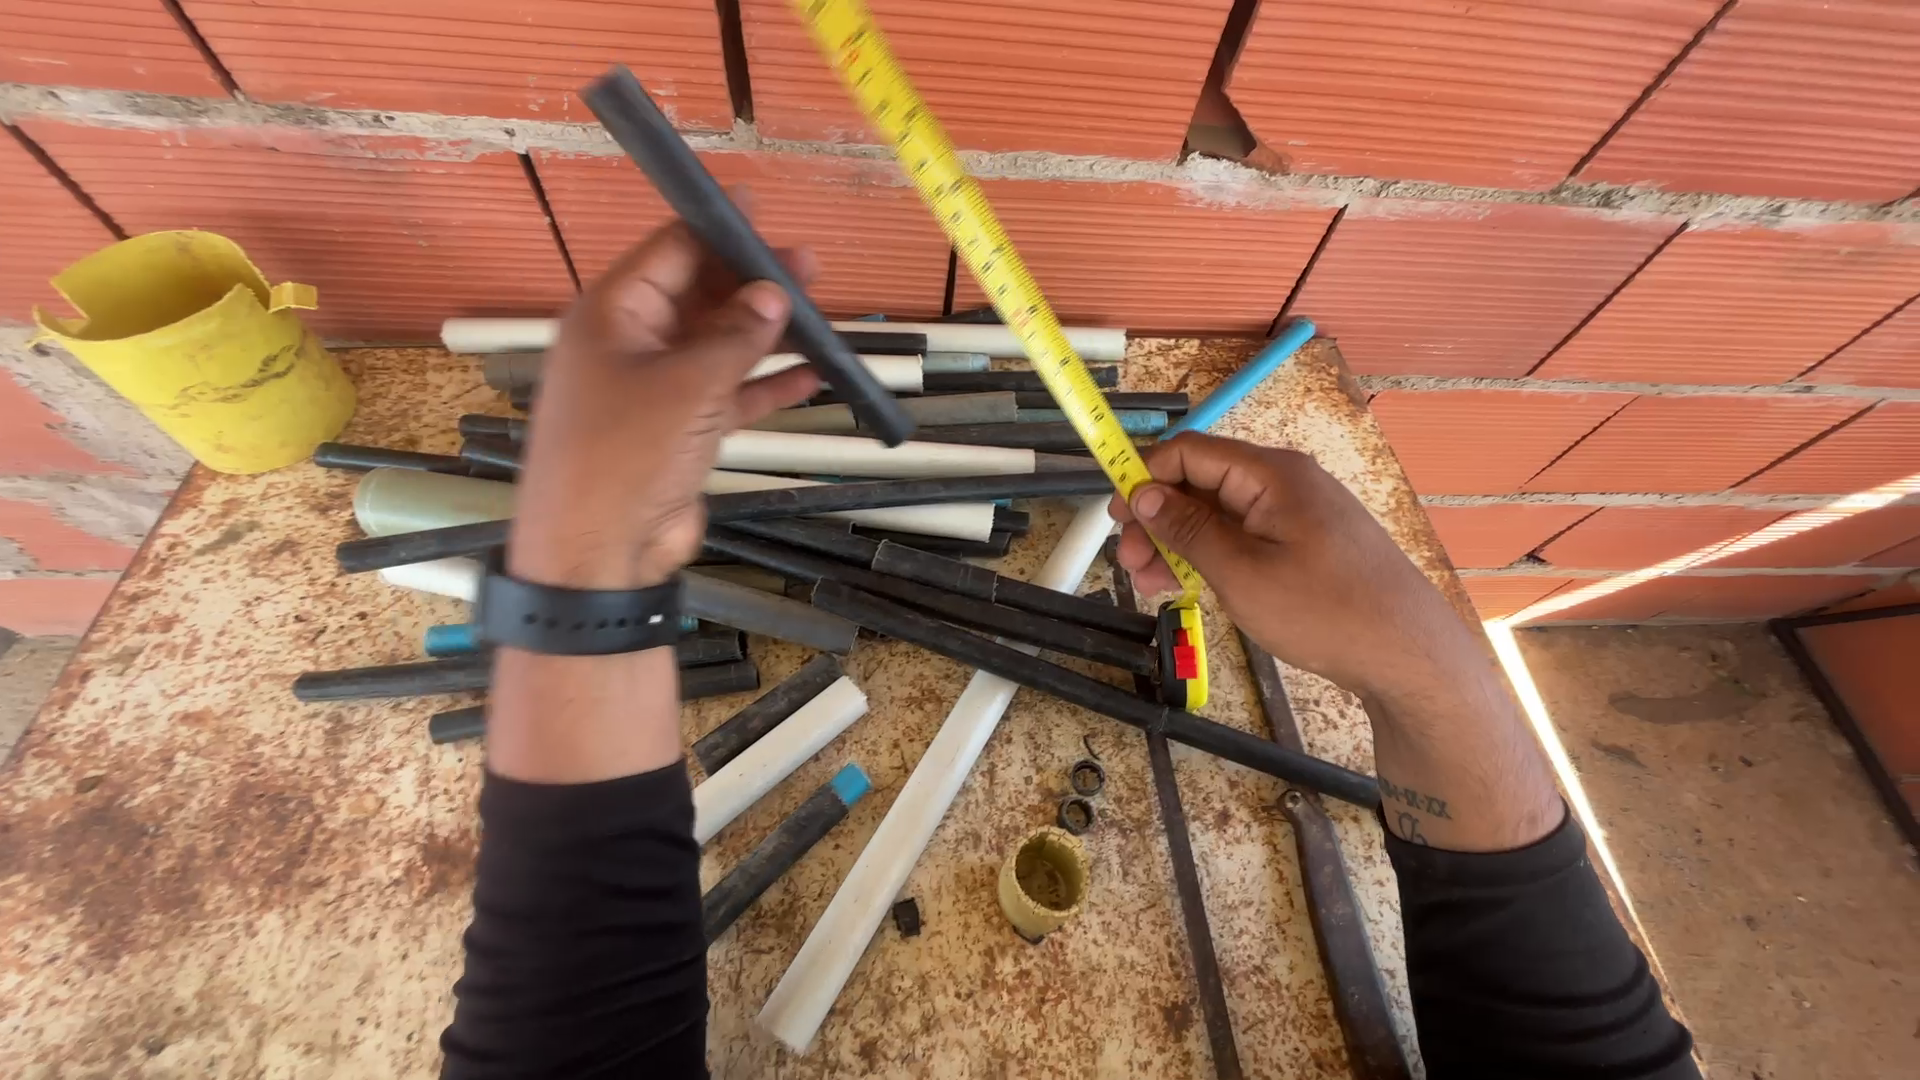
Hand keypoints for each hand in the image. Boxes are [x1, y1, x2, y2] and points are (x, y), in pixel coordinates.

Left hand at [508, 216, 821, 588]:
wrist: (601, 550)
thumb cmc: (629, 454)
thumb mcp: (687, 385)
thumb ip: (734, 336)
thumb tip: (773, 294)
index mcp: (613, 315)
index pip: (670, 253)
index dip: (717, 231)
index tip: (762, 215)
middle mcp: (632, 344)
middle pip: (700, 298)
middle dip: (752, 285)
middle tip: (809, 269)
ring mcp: (657, 390)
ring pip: (719, 348)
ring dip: (766, 336)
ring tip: (819, 318)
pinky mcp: (681, 431)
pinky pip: (728, 396)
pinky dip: (765, 387)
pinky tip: (810, 377)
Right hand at [1110, 433, 1563, 850]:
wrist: (1410, 657)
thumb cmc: (1323, 611)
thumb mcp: (1241, 573)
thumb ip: (1187, 528)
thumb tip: (1142, 493)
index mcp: (1271, 475)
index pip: (1189, 452)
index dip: (1143, 476)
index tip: (1114, 515)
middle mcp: (1283, 482)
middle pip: (1201, 483)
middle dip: (1156, 518)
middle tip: (1127, 563)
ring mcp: (1295, 513)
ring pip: (1218, 514)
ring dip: (1177, 542)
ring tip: (1149, 582)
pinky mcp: (1303, 542)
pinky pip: (1242, 536)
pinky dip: (1209, 555)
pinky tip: (1186, 583)